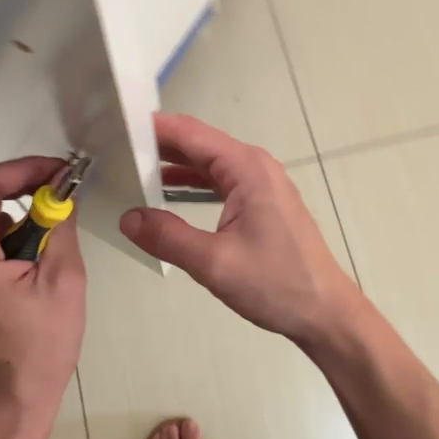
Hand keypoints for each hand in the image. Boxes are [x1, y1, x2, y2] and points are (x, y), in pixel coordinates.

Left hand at [0, 157, 85, 438]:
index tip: (60, 173)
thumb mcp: (63, 281)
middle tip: (60, 196)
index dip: (24, 169)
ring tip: (48, 232)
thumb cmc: (38, 350)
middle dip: (19, 190)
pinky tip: (24, 258)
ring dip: (9, 215)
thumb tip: (62, 190)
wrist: (4, 410)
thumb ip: (59, 225)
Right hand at [119, 113, 366, 349]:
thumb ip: (167, 237)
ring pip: (209, 164)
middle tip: (113, 148)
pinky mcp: (262, 204)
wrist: (325, 313)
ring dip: (174, 165)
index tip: (115, 125)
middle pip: (199, 144)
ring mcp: (261, 184)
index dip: (153, 127)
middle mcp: (255, 166)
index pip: (191, 133)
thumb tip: (128, 217)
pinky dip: (192, 184)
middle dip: (158, 144)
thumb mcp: (215, 262)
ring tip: (130, 168)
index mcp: (247, 168)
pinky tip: (165, 196)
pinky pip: (220, 182)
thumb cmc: (277, 284)